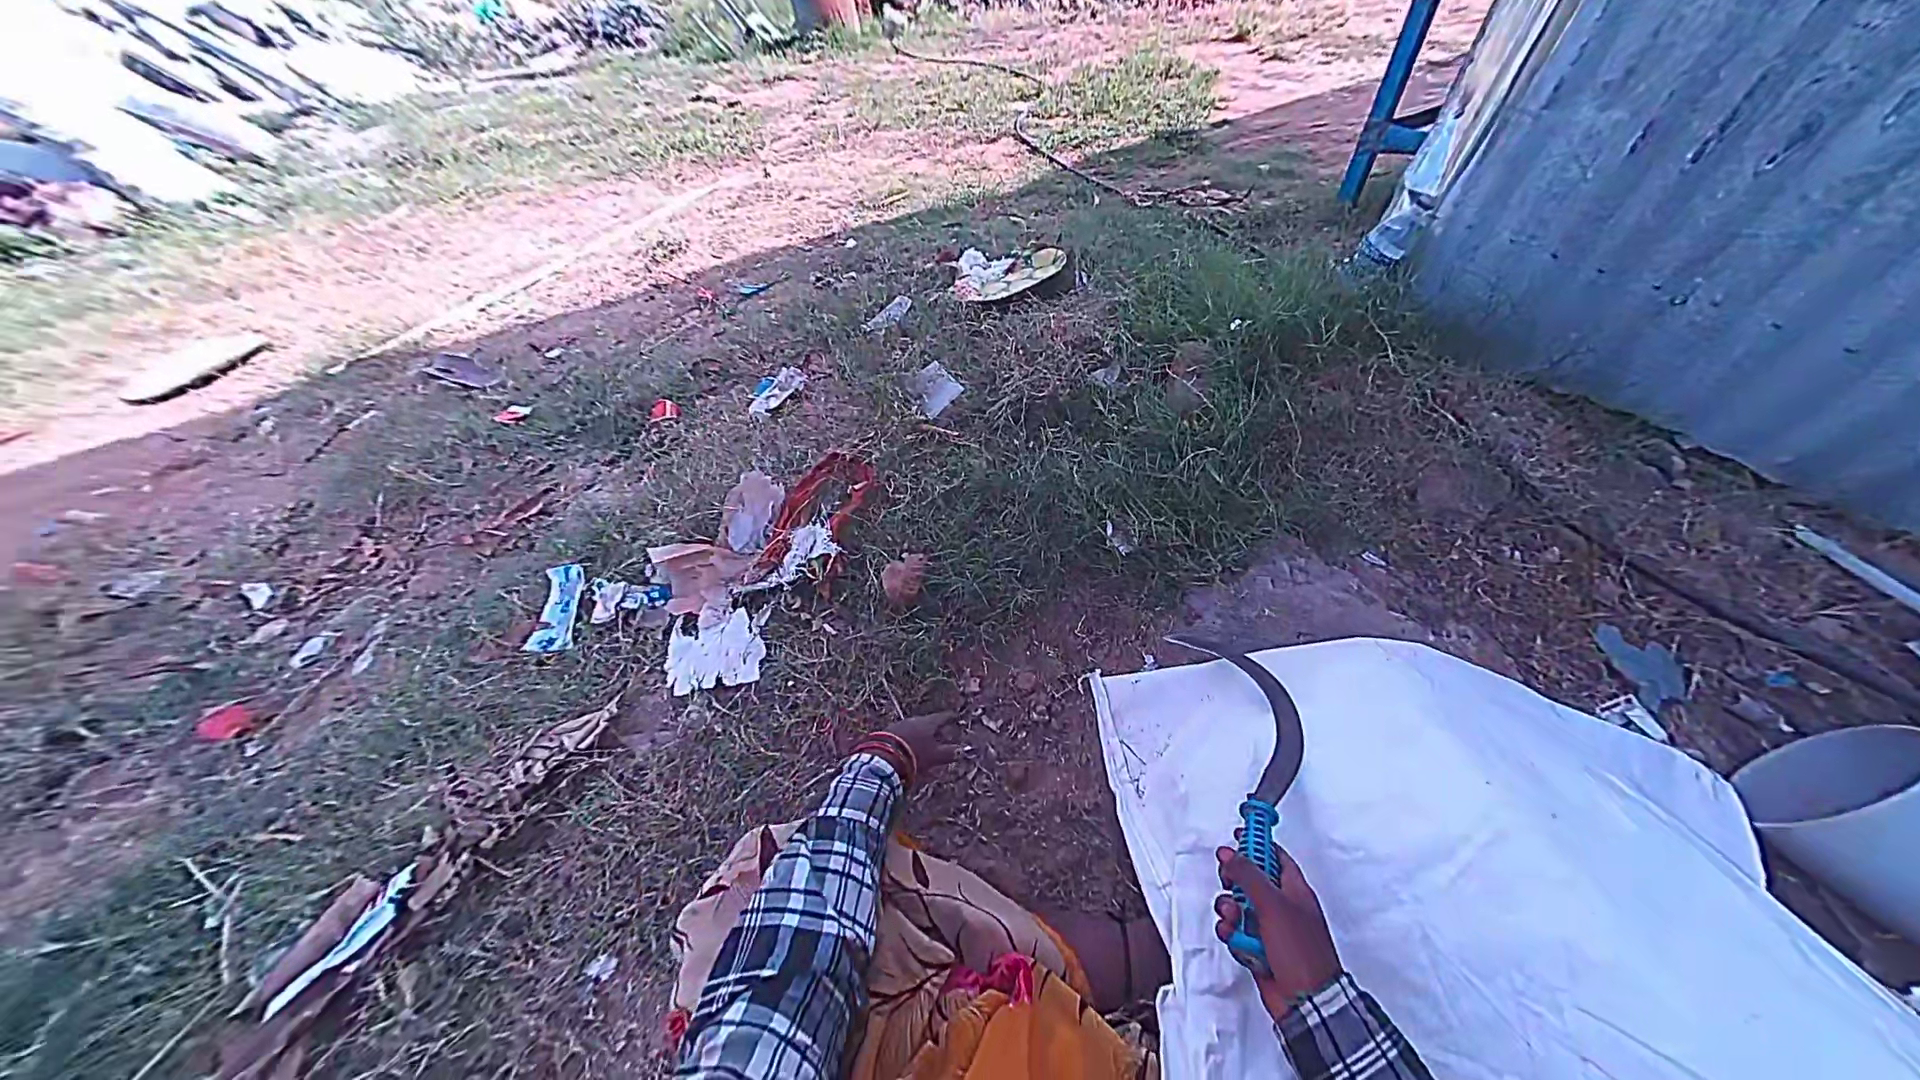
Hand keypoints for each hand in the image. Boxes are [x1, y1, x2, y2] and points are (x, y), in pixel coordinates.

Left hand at [881, 711, 959, 774]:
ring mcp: (900, 725)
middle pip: (928, 722)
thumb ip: (950, 753)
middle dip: (935, 727)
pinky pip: (904, 734)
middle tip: (942, 732)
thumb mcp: (936, 756)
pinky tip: (910, 746)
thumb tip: (964, 750)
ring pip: (915, 727)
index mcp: (928, 723)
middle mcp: (914, 720)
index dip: (949, 718)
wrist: (884, 757)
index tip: (955, 716)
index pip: (942, 717)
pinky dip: (910, 739)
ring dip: (921, 733)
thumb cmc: (915, 755)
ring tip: (926, 741)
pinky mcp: (888, 733)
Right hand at [1214, 845, 1340, 1020]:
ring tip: (1235, 919)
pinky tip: (1237, 938)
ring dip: (1230, 910)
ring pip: (1238, 904)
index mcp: (1294, 889)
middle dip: (1234, 879)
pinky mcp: (1257, 946)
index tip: (1240, 834)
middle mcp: (1282, 905)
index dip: (1256, 841)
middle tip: (1230, 881)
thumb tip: (1230, 853)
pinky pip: (1234, 929)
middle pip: (1249, 877)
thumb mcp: (1272, 904)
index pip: (1273, 853)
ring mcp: (1269, 926)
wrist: (1306, 1002)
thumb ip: (1248, 874)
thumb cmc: (1303, 954)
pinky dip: (1231, 932)